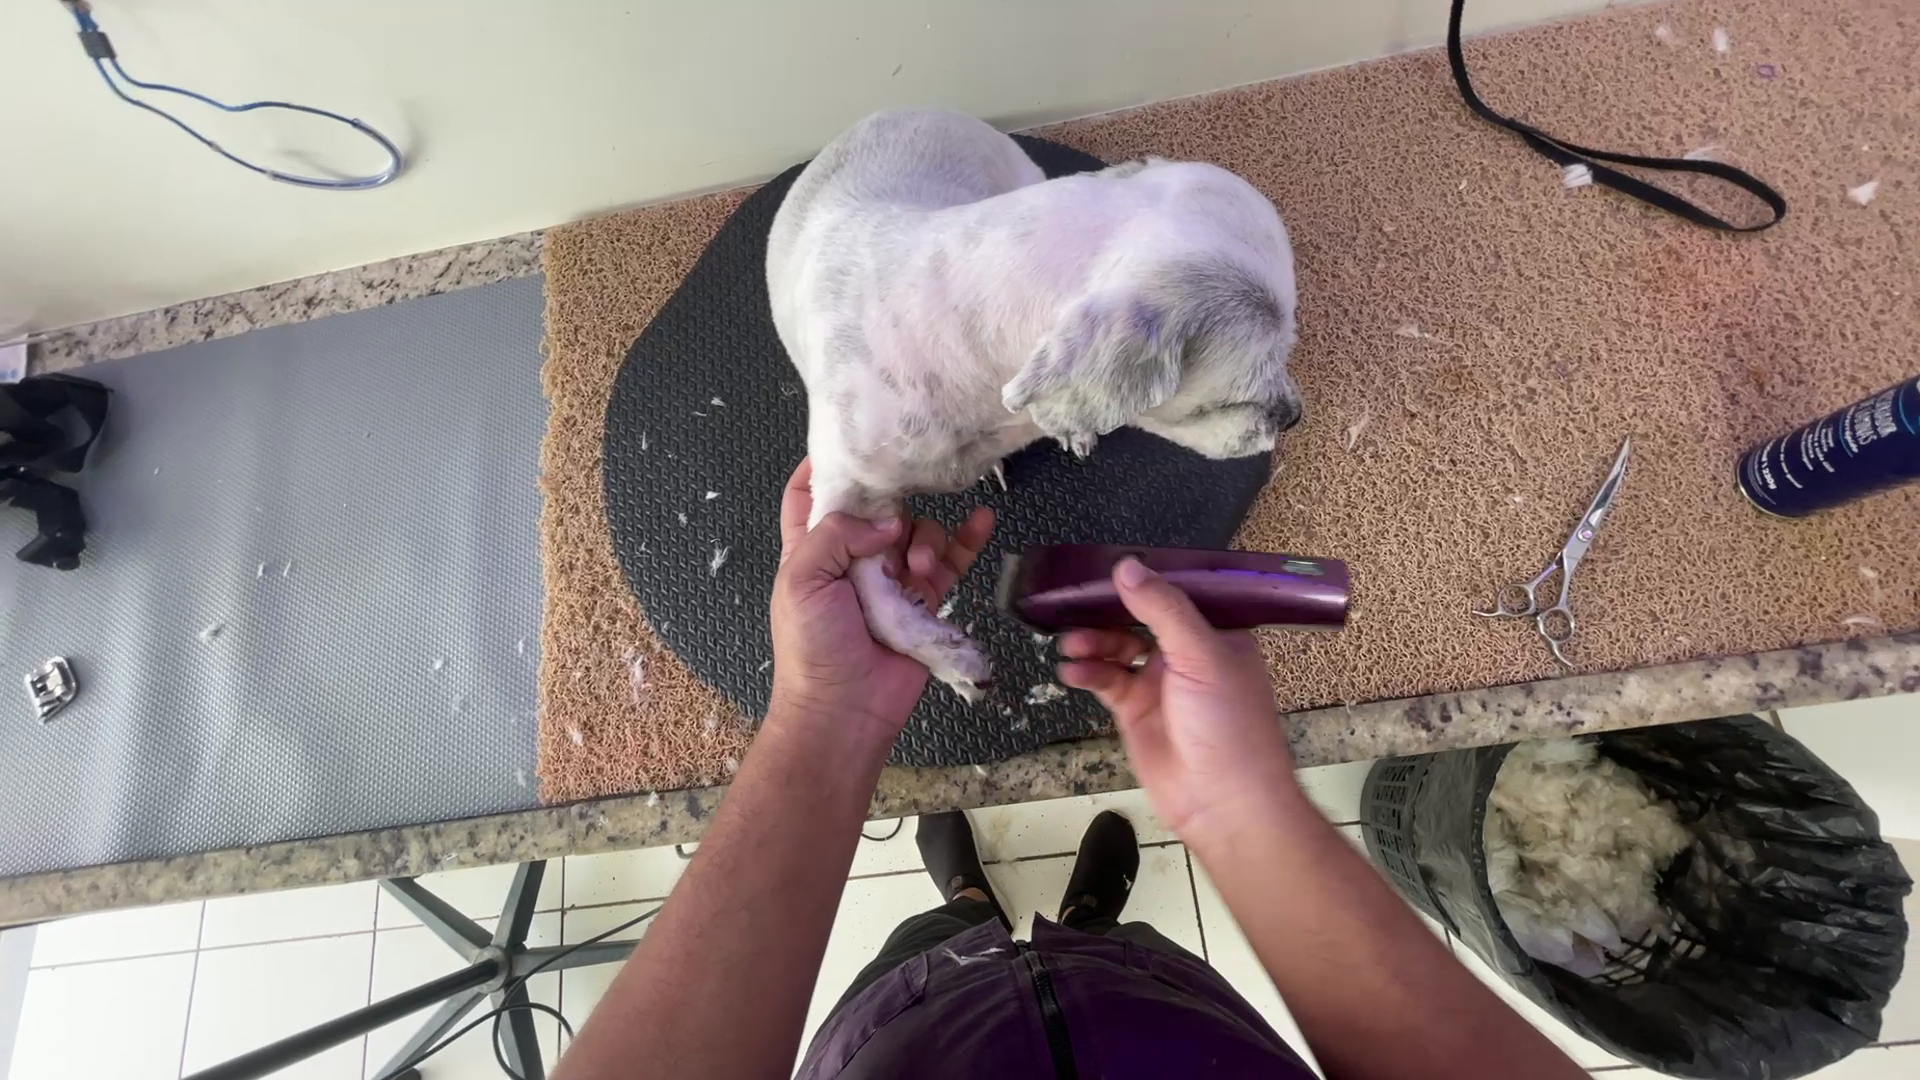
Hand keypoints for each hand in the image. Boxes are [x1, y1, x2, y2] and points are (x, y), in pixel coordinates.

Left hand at [770, 459, 993, 735]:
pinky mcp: (925, 598)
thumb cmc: (812, 645)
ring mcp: (892, 576)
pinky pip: (950, 560)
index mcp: (810, 548)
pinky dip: (966, 539)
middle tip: (902, 504)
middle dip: (892, 501)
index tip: (851, 440)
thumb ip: (837, 533)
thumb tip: (890, 522)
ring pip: (916, 531)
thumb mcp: (802, 579)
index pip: (811, 494)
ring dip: (925, 539)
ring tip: (918, 570)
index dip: (826, 465)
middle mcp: (852, 556)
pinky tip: (981, 520)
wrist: (846, 710)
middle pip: (877, 505)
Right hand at [1056, 559, 1300, 845]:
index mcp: (1214, 633)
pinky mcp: (1133, 708)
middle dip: (1106, 611)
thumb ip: (1162, 609)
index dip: (1142, 579)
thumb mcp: (1200, 655)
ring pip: (1115, 646)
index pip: (1174, 593)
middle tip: (1073, 603)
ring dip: (1091, 640)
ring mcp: (1158, 681)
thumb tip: (1125, 566)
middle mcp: (1185, 652)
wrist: (1222, 803)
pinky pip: (1104, 679)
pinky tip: (1070, 672)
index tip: (1105, 565)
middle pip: (1137, 618)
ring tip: (1070, 643)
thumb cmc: (1227, 723)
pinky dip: (1085, 672)